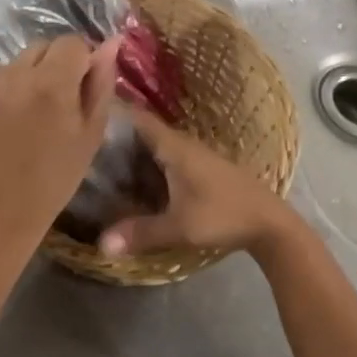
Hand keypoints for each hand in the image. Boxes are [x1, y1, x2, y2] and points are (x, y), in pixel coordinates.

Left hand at [0, 36, 120, 240]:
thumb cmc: (55, 179)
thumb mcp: (91, 134)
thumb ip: (101, 84)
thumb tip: (111, 44)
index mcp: (52, 84)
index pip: (72, 42)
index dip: (83, 60)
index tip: (82, 89)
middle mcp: (16, 74)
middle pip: (45, 46)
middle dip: (57, 65)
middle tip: (61, 103)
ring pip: (21, 60)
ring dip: (33, 76)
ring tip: (34, 115)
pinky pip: (0, 77)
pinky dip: (11, 89)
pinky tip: (13, 121)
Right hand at [98, 105, 297, 257]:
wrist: (270, 223)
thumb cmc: (222, 215)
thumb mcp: (178, 227)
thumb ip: (140, 233)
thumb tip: (101, 244)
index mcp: (173, 146)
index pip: (137, 118)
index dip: (113, 113)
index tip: (87, 115)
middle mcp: (183, 144)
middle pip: (143, 132)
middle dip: (116, 137)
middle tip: (86, 146)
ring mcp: (195, 156)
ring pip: (156, 147)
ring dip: (133, 153)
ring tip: (103, 163)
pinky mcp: (202, 169)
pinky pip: (167, 159)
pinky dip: (149, 165)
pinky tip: (137, 182)